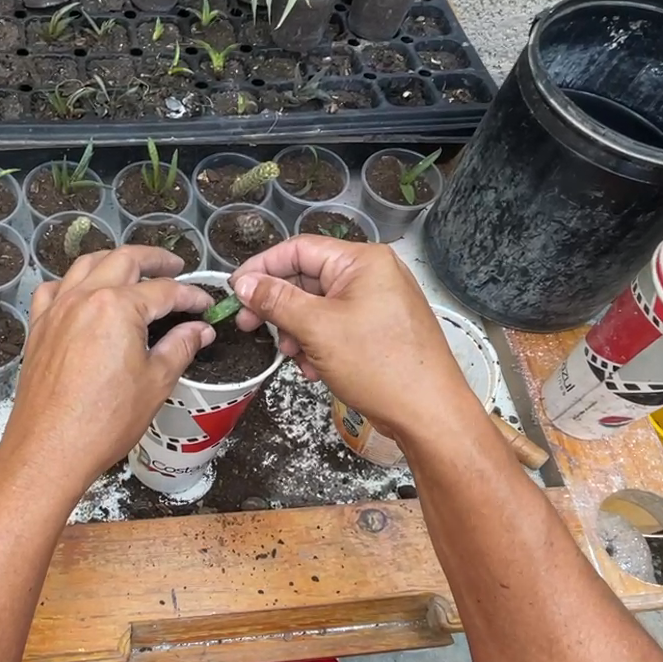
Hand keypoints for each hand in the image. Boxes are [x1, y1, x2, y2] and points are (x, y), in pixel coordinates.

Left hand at [0, 246, 214, 499]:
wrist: (50, 448)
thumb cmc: (106, 421)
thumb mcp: (156, 383)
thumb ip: (180, 347)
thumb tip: (199, 330)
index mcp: (117, 307)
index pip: (164, 290)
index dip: (190, 295)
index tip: (205, 304)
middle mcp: (84, 297)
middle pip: (124, 260)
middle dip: (154, 260)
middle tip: (175, 266)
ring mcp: (57, 310)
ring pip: (86, 265)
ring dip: (114, 261)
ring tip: (134, 269)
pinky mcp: (39, 328)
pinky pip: (55, 289)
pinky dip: (74, 282)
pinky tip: (83, 292)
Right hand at [230, 235, 474, 439]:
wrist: (428, 411)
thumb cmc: (378, 364)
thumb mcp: (317, 329)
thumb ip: (276, 301)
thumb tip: (243, 283)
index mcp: (361, 261)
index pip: (298, 250)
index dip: (261, 268)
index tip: (234, 290)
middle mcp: (371, 274)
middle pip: (306, 279)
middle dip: (278, 306)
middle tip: (249, 326)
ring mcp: (377, 302)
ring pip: (317, 306)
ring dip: (296, 331)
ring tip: (293, 356)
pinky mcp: (378, 329)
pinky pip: (335, 326)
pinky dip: (317, 344)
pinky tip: (315, 368)